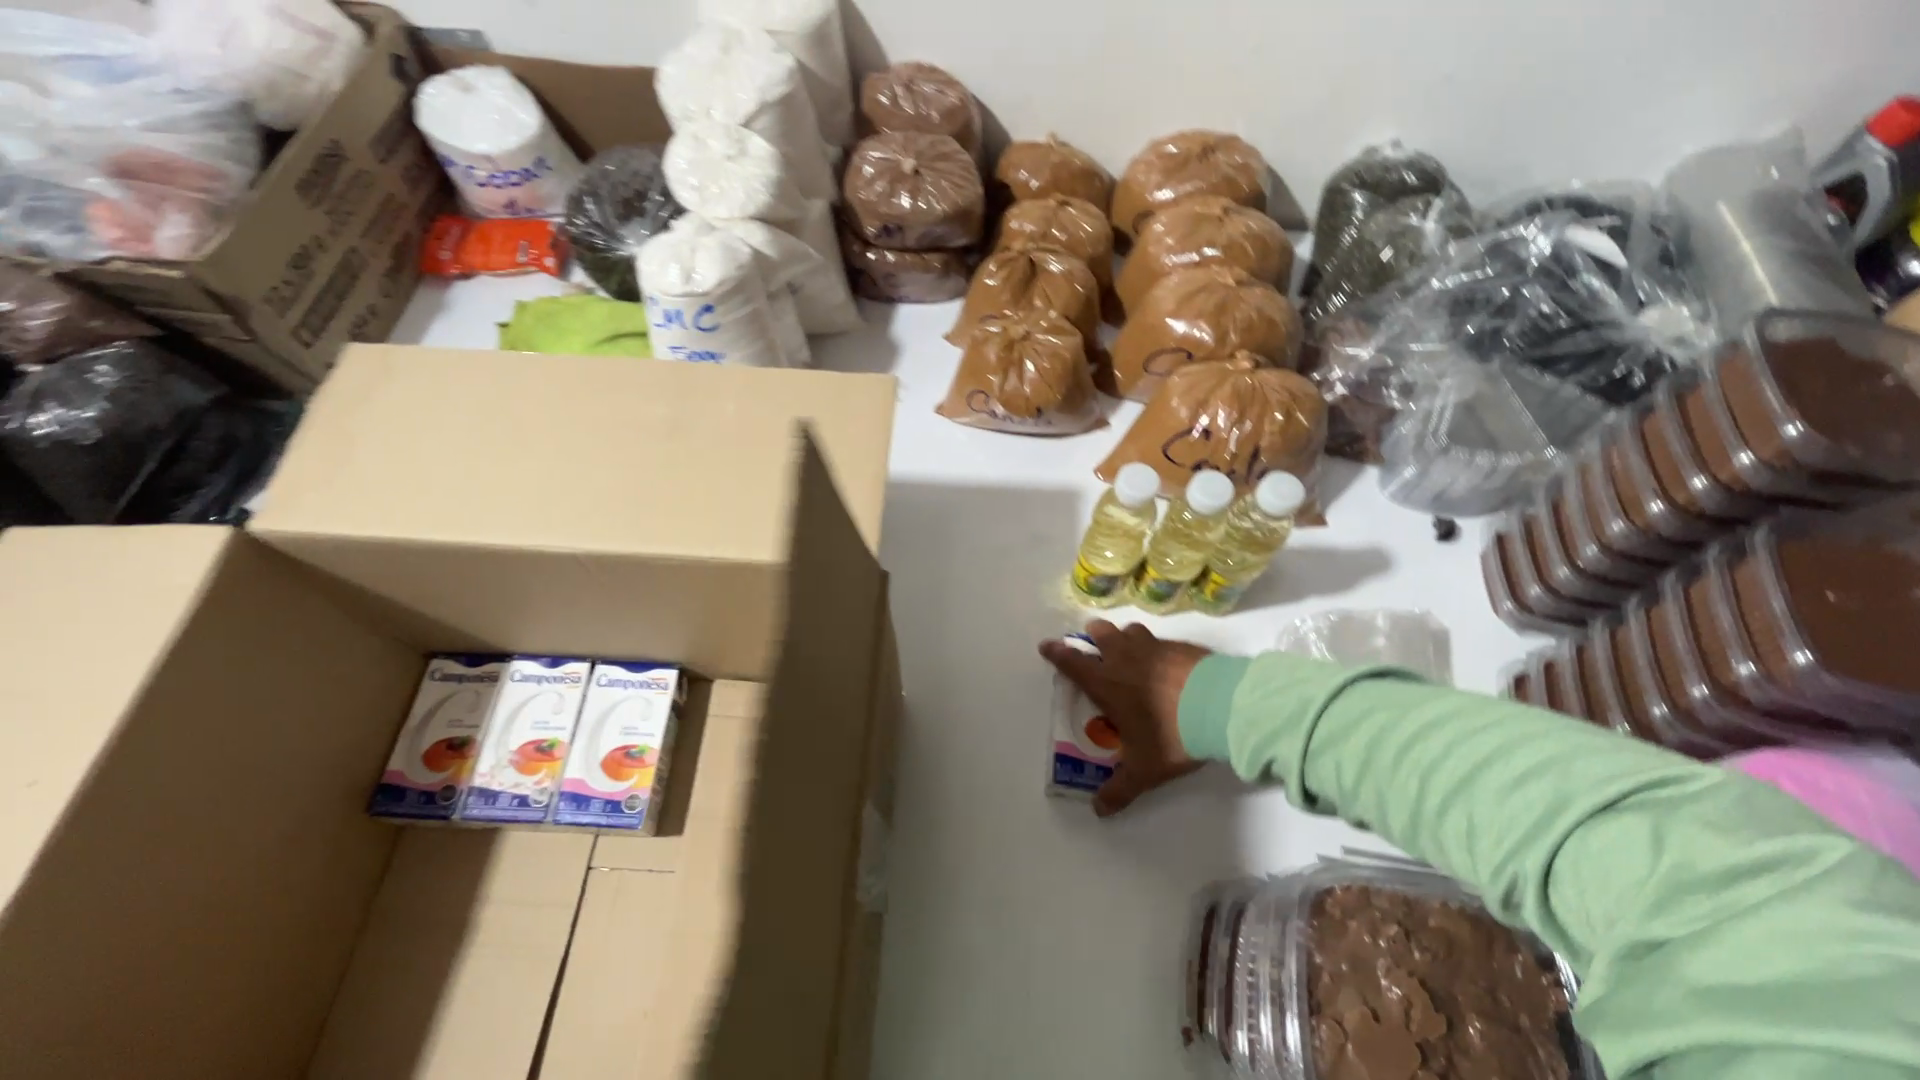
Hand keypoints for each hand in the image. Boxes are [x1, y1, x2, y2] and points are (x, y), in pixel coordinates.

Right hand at [1039, 620, 1211, 817]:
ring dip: (1125, 637)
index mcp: (1107, 684)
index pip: (1073, 663)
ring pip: (1131, 631)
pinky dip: (1157, 647)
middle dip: (1093, 636)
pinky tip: (1167, 662)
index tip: (1047, 646)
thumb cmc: (1172, 734)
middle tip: (1093, 644)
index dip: (1057, 654)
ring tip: (1129, 648)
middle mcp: (1126, 659)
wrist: (1223, 706)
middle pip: (1101, 634)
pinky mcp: (1183, 647)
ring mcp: (1156, 648)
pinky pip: (1162, 641)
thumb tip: (1099, 810)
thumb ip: (1120, 789)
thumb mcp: (1144, 770)